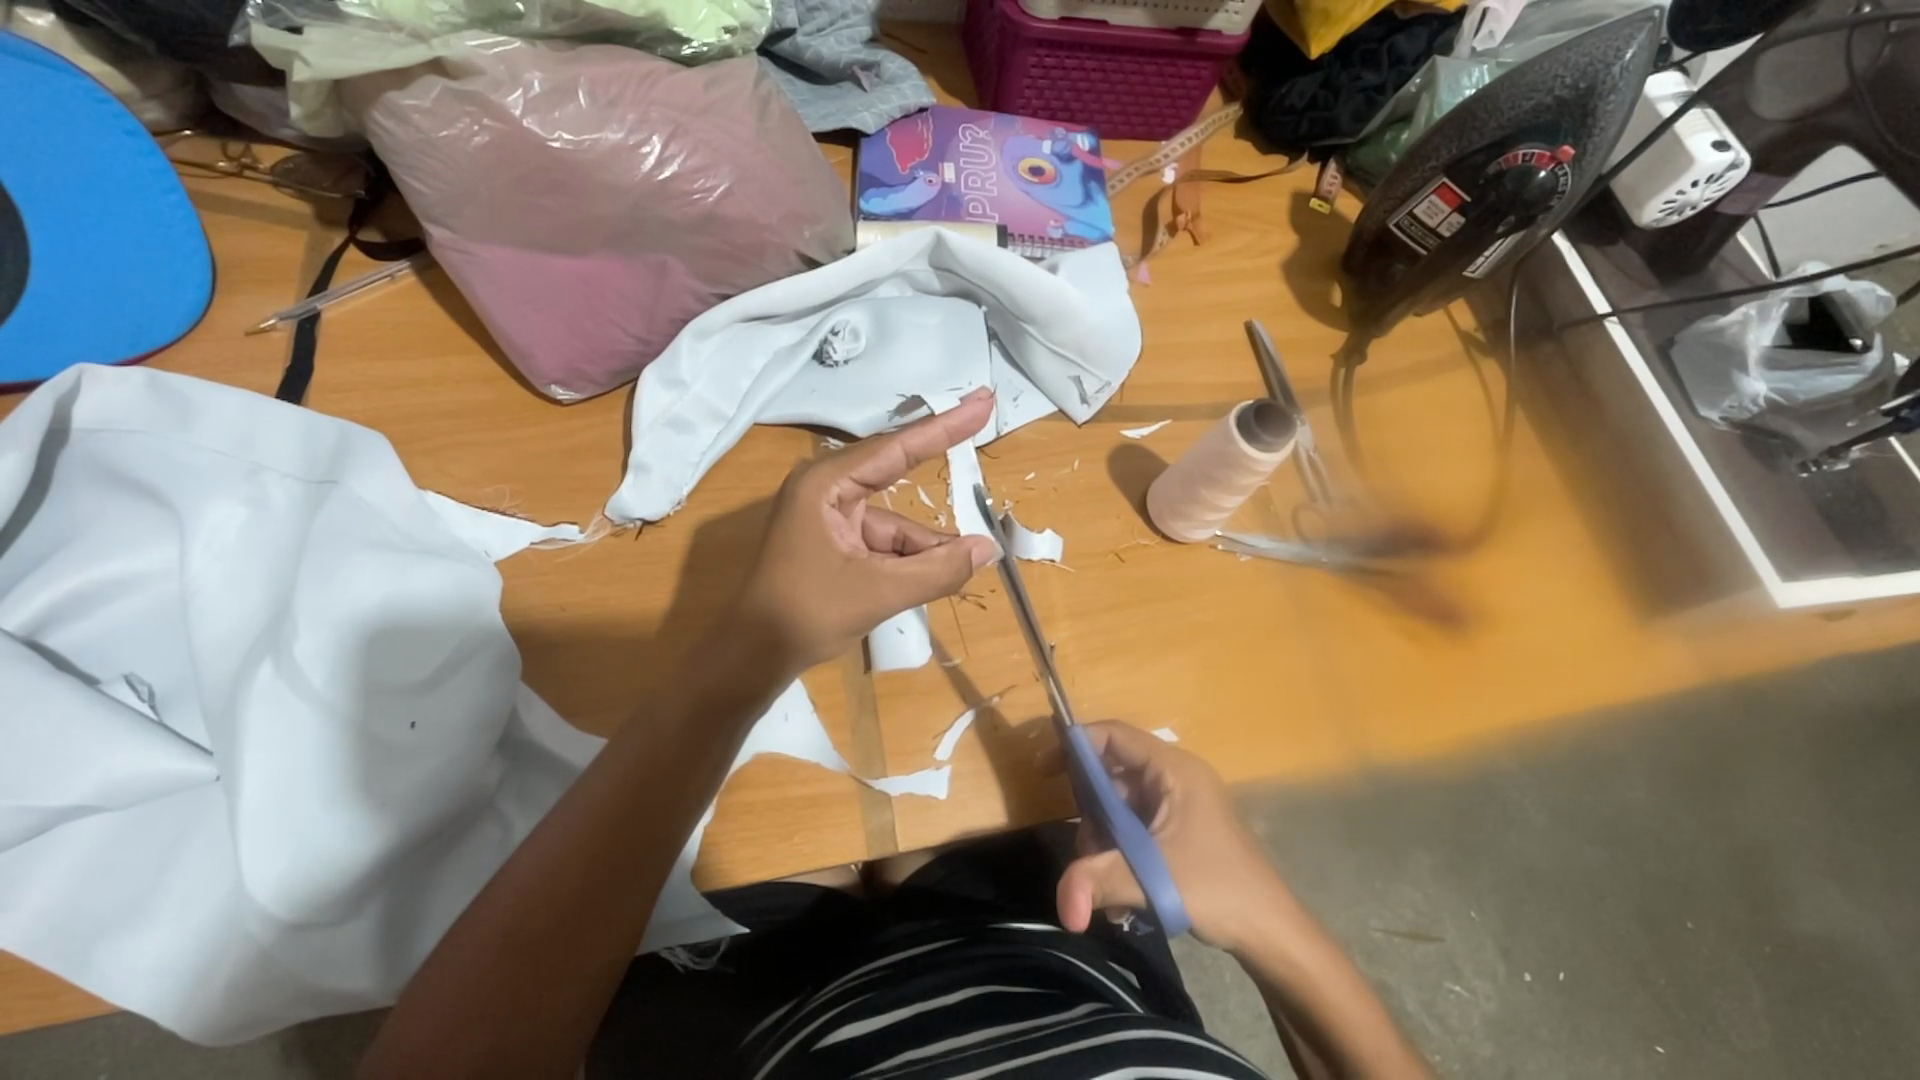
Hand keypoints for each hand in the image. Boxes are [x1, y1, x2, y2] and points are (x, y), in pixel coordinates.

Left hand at [730, 388, 999, 674]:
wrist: (754, 656)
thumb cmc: (805, 614)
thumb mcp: (878, 592)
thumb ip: (937, 570)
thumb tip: (987, 549)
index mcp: (824, 485)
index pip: (894, 448)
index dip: (943, 426)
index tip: (981, 403)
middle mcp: (826, 490)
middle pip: (895, 472)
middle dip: (936, 461)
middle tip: (983, 422)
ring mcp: (829, 517)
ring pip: (895, 522)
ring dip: (924, 546)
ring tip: (962, 564)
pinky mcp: (834, 544)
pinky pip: (883, 543)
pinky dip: (908, 561)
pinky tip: (933, 578)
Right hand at [1054, 721, 1299, 954]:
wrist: (1271, 931)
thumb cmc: (1219, 888)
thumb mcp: (1154, 879)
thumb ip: (1100, 880)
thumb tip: (1063, 905)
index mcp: (1173, 770)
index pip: (1114, 736)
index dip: (1075, 747)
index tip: (1044, 772)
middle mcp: (1173, 779)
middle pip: (1111, 776)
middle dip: (1090, 816)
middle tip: (1087, 852)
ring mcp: (1176, 806)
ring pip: (1118, 809)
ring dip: (1104, 845)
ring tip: (1108, 887)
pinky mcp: (1177, 832)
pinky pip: (1132, 832)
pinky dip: (1119, 858)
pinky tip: (1120, 897)